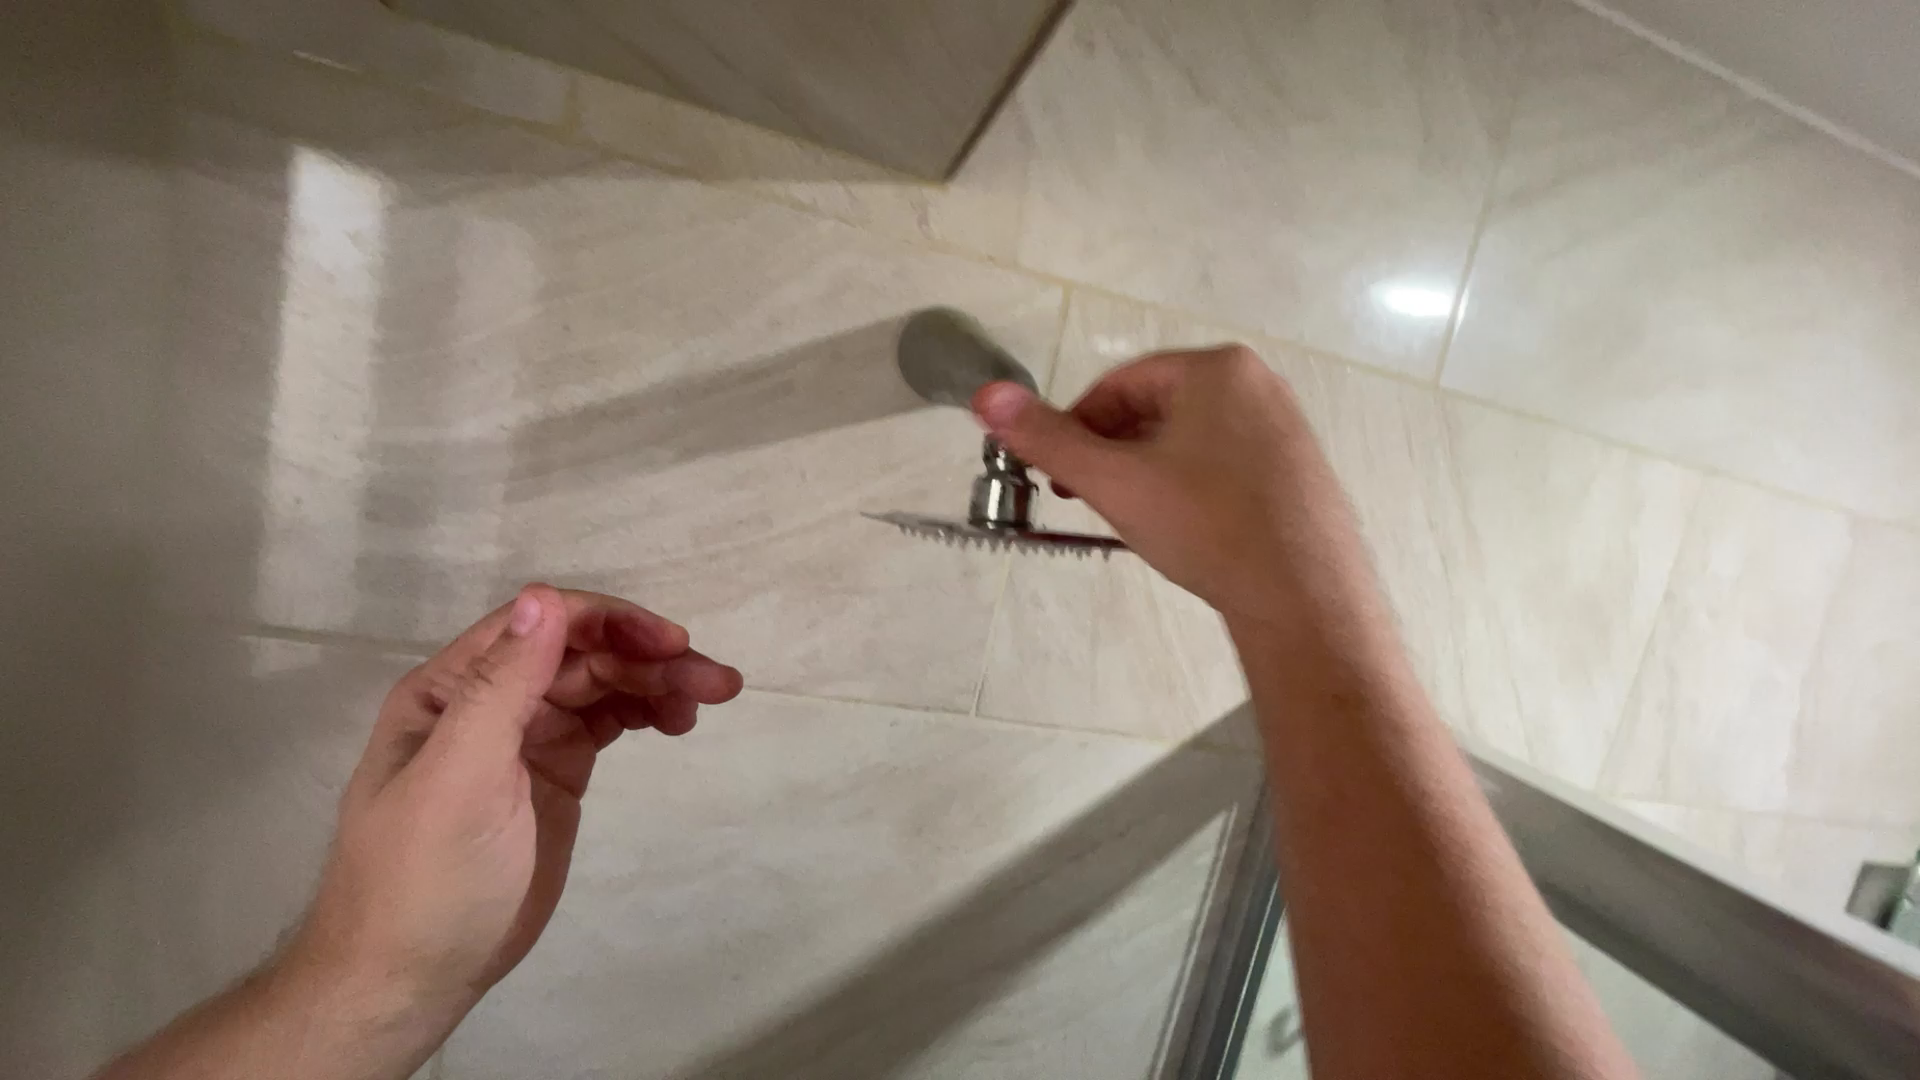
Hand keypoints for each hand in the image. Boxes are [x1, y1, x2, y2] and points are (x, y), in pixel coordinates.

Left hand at [287, 585, 742, 1030]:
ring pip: (606, 684)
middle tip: (718, 684)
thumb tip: (543, 597)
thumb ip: (501, 686)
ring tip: (713, 698)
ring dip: (661, 683)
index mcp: (455, 688)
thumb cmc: (428, 877)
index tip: (672, 644)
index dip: (611, 623)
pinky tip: (677, 721)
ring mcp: (531, 733)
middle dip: (653, 659)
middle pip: (587, 654)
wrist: (417, 978)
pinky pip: (612, 718)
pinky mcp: (560, 765)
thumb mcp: (461, 776)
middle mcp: (494, 698)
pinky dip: (648, 710)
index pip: (543, 625)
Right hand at [972, 346, 1372, 628]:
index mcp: (1215, 369)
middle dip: (1110, 451)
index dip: (1075, 427)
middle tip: (1087, 498)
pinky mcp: (1298, 468)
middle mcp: (1257, 384)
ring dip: (1144, 469)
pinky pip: (1223, 461)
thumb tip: (985, 397)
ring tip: (1130, 517)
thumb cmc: (1204, 525)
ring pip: (1188, 438)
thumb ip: (1047, 438)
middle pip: (1154, 408)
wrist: (1304, 596)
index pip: (1118, 385)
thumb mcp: (1114, 481)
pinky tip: (1181, 526)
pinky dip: (1187, 484)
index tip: (1056, 474)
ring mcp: (1284, 426)